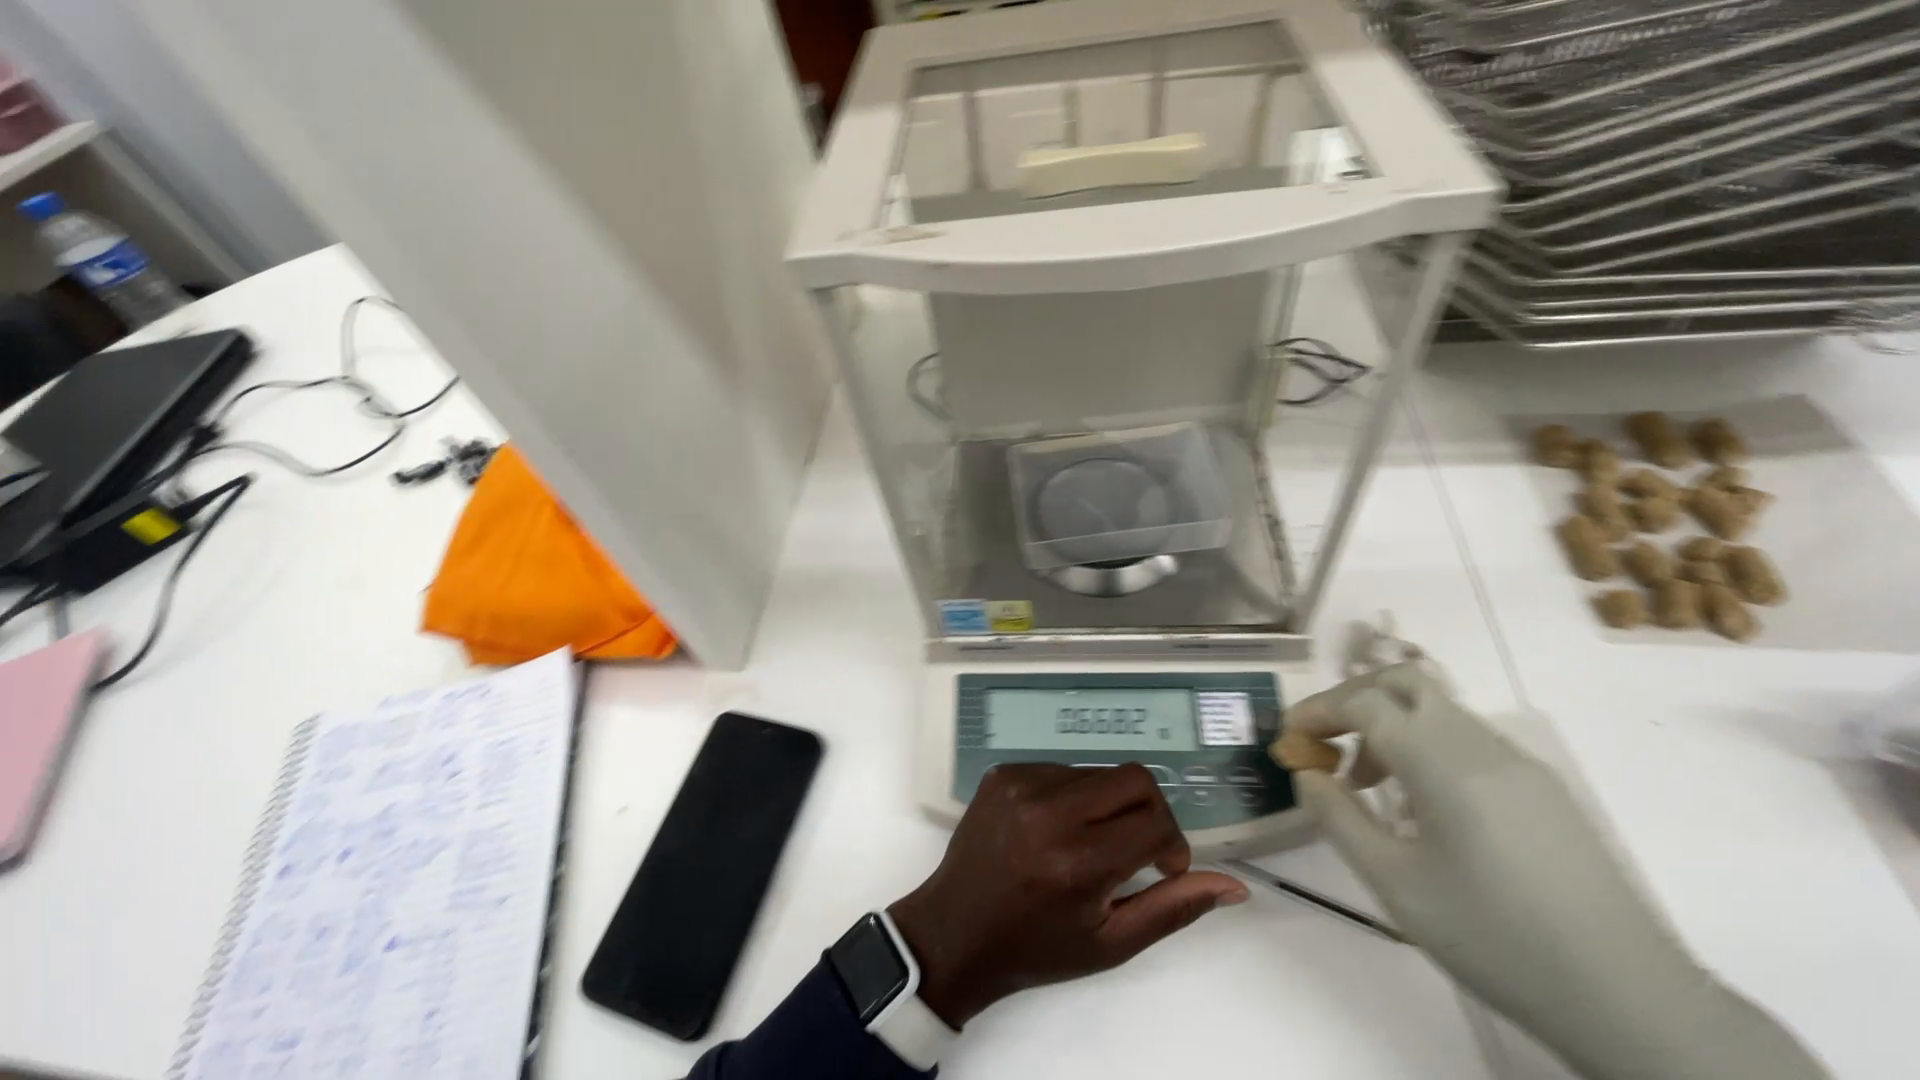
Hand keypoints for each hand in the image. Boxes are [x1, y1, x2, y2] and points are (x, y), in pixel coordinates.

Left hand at [888, 763, 1247, 1027]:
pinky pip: (1061, 770)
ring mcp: (1020, 786)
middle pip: (1134, 779)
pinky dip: (1073, 796)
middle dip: (1149, 812)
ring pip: (1098, 773)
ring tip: (1088, 845)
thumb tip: (1234, 886)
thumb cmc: (1037, 948)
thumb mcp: (1111, 943)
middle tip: (1136, 849)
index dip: (1173, 846)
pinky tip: (1056, 831)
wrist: (955, 933)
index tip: (1163, 869)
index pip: (1156, 822)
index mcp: (1079, 861)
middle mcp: (1050, 812)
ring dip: (1109, 805)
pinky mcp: (1002, 774)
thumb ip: (1174, 909)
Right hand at [1289, 664, 1826, 1079]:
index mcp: (1442, 761)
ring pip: (1440, 709)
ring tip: (1368, 784)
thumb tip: (1308, 774)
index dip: (1317, 711)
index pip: (1364, 702)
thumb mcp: (1394, 884)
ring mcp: (1519, 763)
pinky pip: (1470, 740)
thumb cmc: (1491, 936)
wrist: (1622, 991)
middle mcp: (1482, 744)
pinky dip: (1427, 746)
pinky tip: (1423, 805)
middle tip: (1324, 741)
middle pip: (1407, 682)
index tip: (1288, 738)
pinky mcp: (1542, 788)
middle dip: (1354, 698)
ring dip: (1391, 725)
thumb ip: (1339, 818)